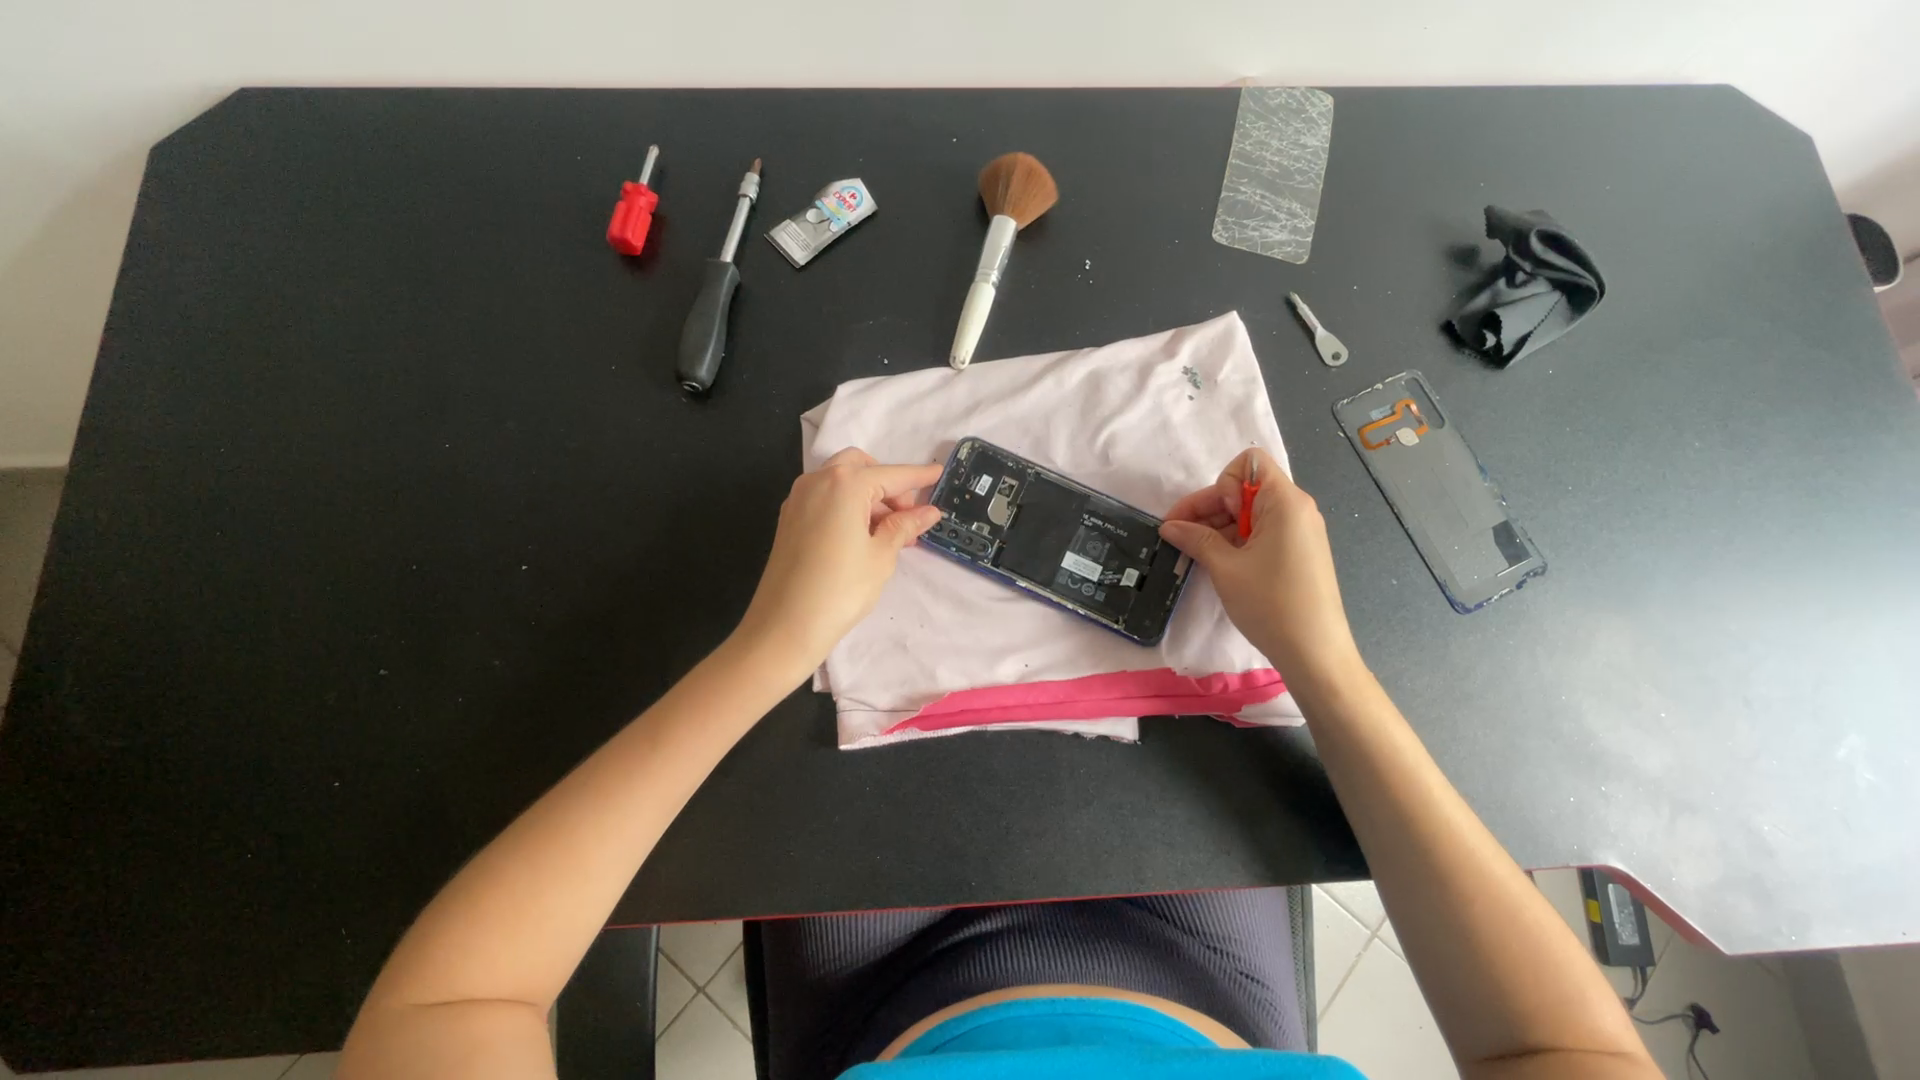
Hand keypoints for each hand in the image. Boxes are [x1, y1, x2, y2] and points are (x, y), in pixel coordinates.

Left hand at [735, 447, 942, 675]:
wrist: (784, 626)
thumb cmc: (840, 590)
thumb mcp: (881, 556)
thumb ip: (904, 526)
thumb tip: (928, 511)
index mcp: (844, 484)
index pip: (891, 475)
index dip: (918, 476)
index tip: (939, 472)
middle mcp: (817, 481)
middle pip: (861, 468)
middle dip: (888, 484)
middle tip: (908, 516)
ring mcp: (798, 499)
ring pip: (841, 482)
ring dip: (868, 497)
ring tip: (891, 533)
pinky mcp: (789, 519)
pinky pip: (825, 498)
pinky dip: (848, 506)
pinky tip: (864, 536)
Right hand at [1159, 448, 1360, 682]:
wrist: (1314, 651)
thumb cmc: (1270, 603)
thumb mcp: (1225, 568)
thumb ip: (1196, 539)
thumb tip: (1169, 526)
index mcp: (1285, 502)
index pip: (1248, 463)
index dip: (1221, 485)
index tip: (1212, 519)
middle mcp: (1296, 509)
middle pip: (1245, 489)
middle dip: (1209, 508)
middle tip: (1178, 537)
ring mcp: (1299, 532)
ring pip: (1249, 513)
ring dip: (1218, 528)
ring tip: (1193, 555)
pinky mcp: (1298, 553)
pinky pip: (1261, 533)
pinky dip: (1236, 542)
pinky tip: (1217, 564)